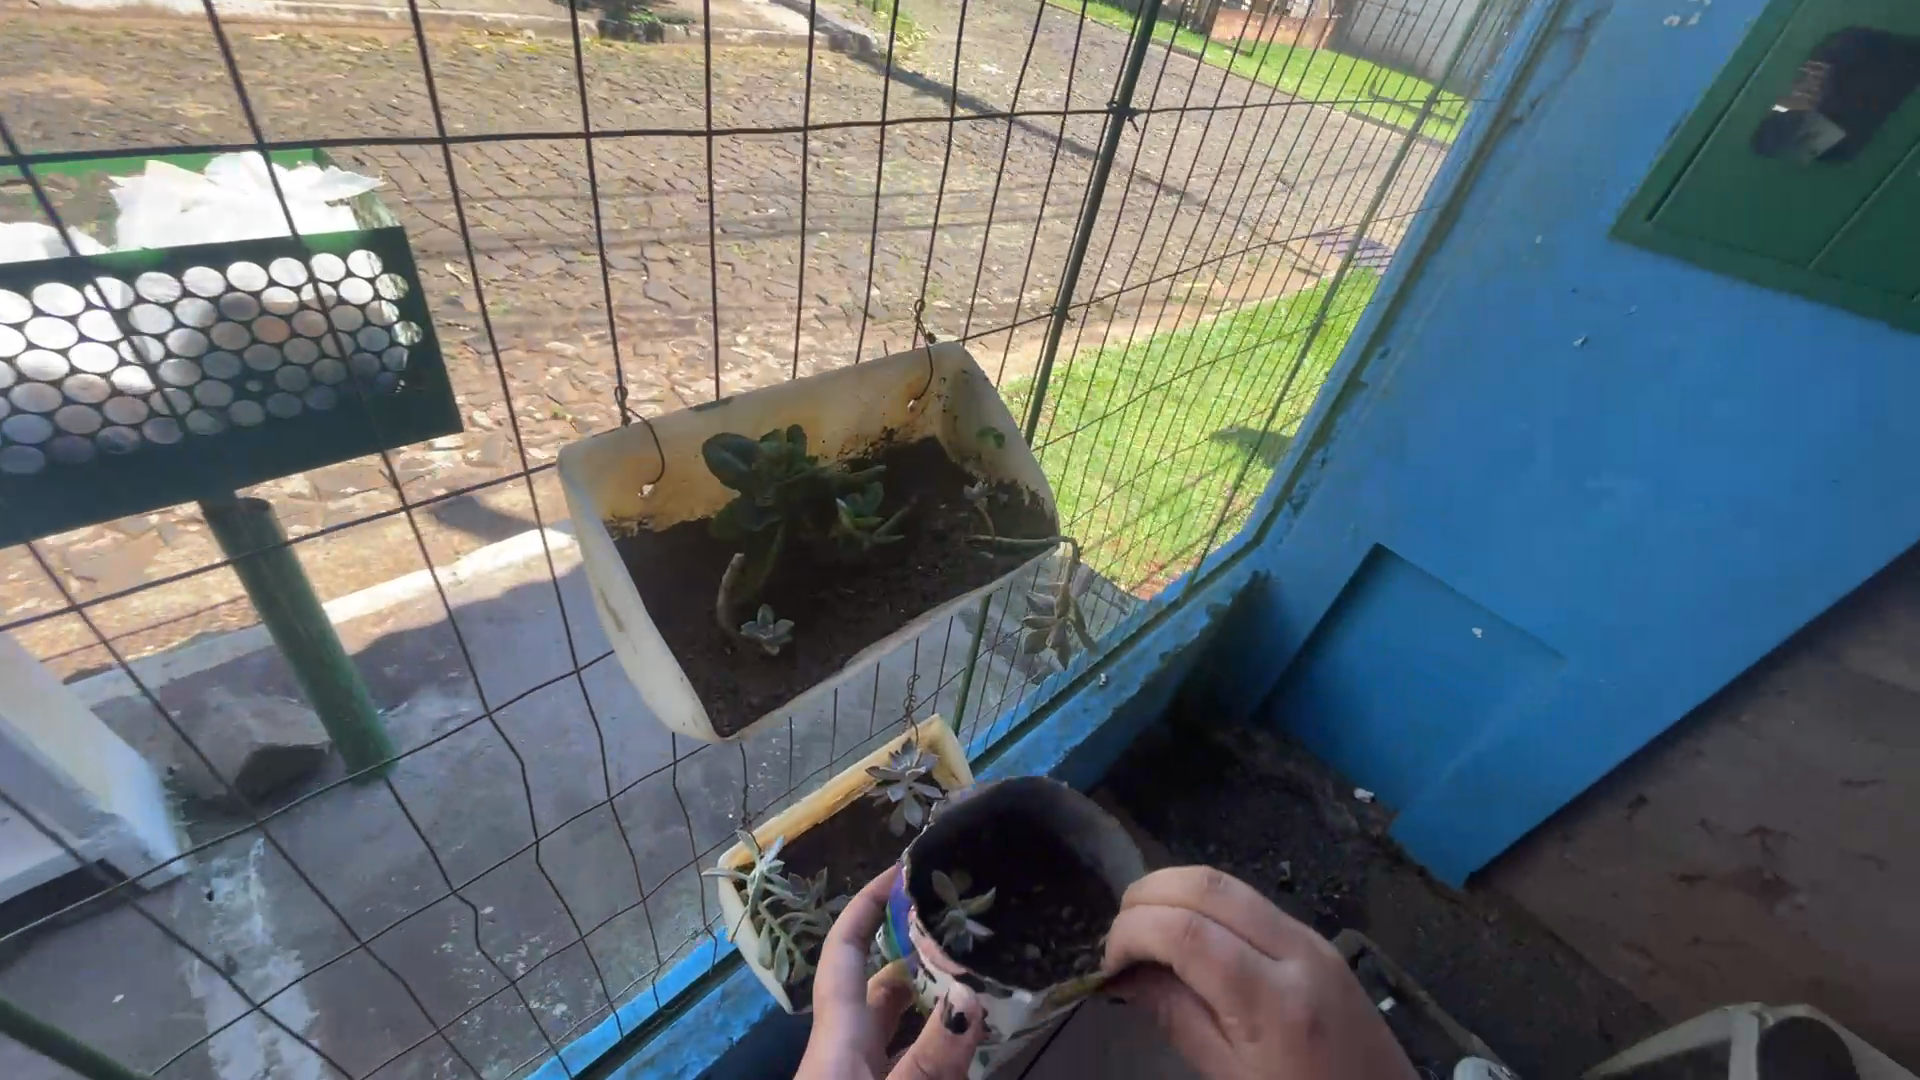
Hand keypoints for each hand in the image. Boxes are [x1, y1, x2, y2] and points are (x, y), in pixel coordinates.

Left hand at [796, 866, 988, 1079]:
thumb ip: (930, 1057)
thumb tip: (970, 992)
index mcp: (834, 1038)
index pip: (843, 950)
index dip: (867, 904)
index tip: (903, 870)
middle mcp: (842, 1050)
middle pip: (878, 984)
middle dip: (917, 951)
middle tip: (964, 925)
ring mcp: (857, 1077)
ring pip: (897, 1025)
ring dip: (932, 999)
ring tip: (980, 975)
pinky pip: (906, 1058)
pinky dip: (935, 1043)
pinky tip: (970, 1039)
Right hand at [1102, 866, 1416, 1079]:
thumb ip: (1178, 1018)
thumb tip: (1125, 975)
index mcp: (1275, 1003)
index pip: (1185, 932)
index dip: (1133, 933)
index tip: (1109, 962)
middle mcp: (1295, 951)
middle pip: (1205, 885)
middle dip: (1147, 894)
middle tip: (1119, 931)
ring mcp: (1310, 937)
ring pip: (1224, 880)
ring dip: (1172, 889)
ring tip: (1142, 924)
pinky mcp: (1314, 937)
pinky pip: (1246, 897)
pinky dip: (1201, 899)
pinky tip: (1183, 926)